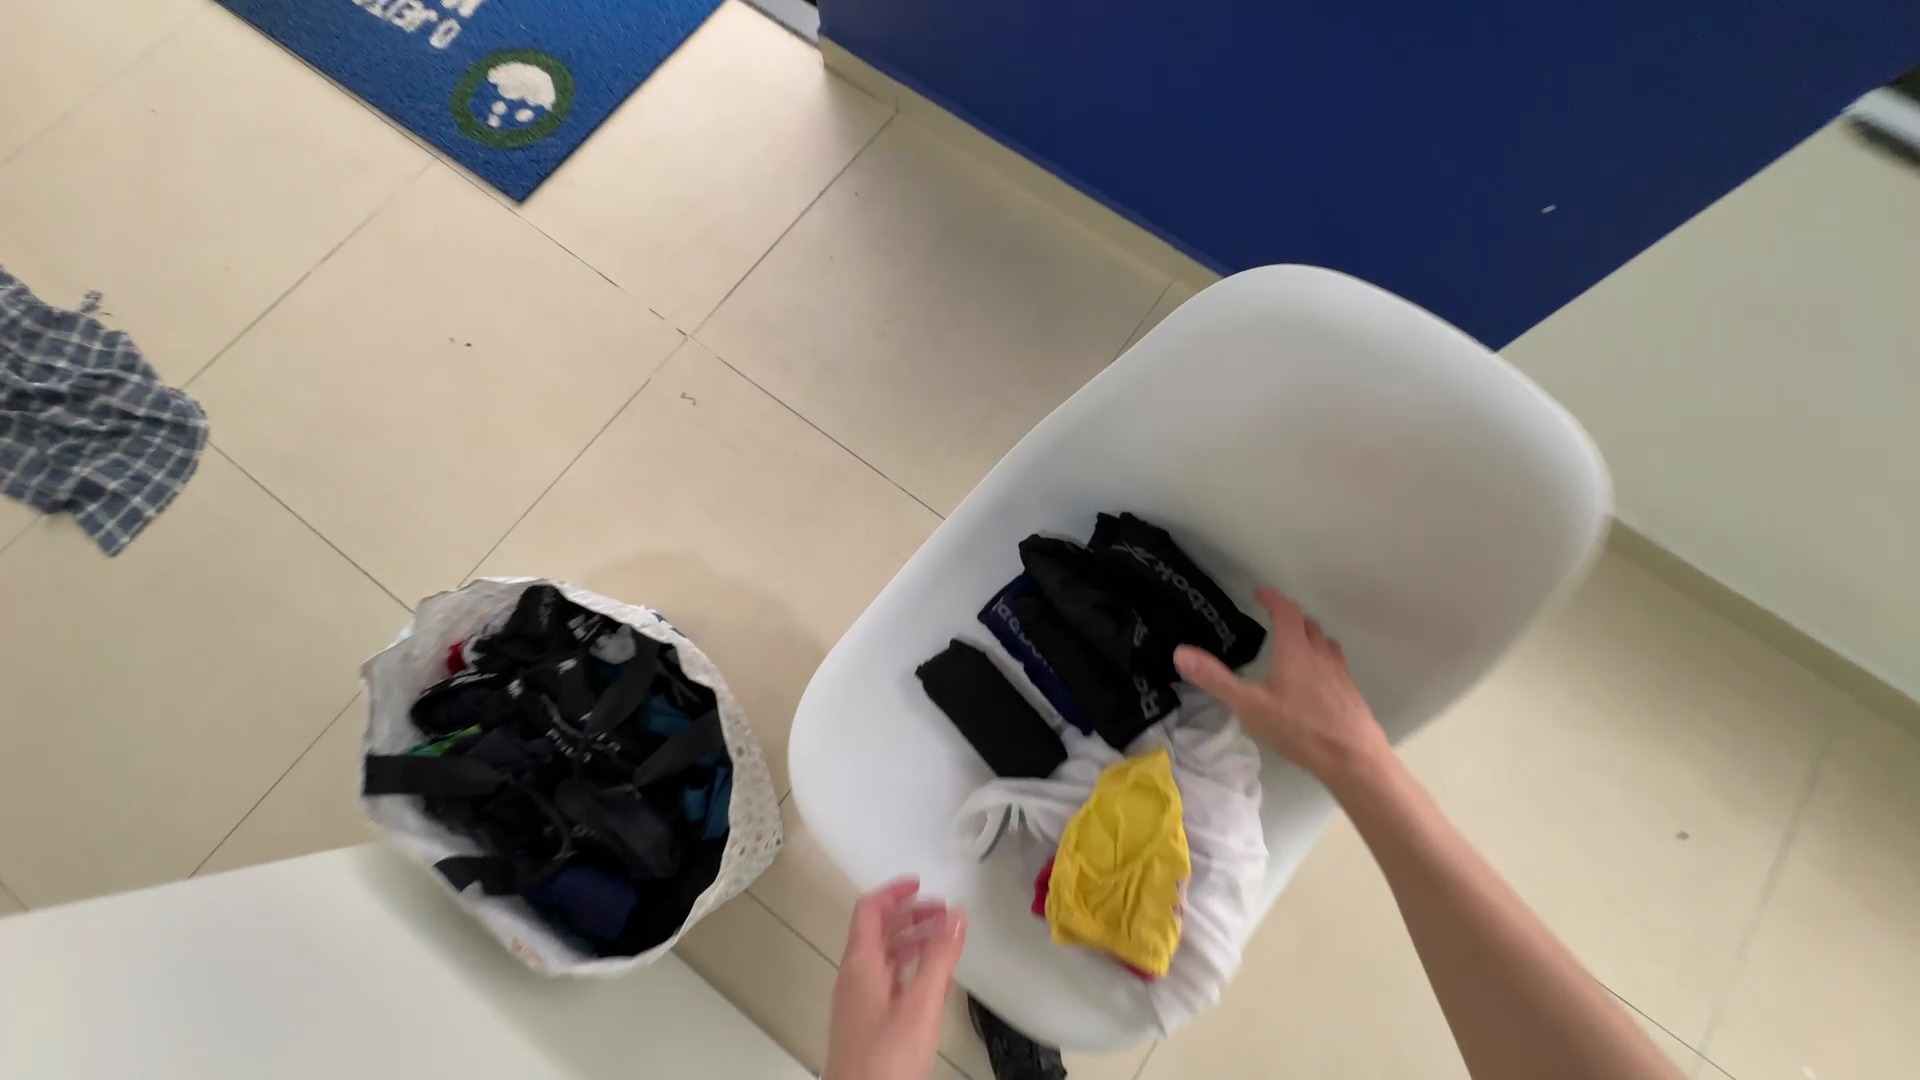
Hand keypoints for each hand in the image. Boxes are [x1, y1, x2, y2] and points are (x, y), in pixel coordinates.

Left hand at [824, 879, 967, 1079]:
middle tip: (943, 912)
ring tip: (944, 941)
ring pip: (884, 956)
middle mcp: (854, 976)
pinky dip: (909, 967)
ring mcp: (858, 1001)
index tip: (921, 883)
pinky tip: (933, 981)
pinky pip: (887, 980)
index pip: (870, 909)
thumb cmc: (886, 1059)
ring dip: (912, 940)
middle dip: (910, 915)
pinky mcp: (866, 1023)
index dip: (894, 891)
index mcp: (860, 963)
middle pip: (878, 930)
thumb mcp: (920, 1005)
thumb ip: (939, 957)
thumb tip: (957, 913)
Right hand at [1173, 586, 1387, 783]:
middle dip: (1290, 616)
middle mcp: (1321, 655)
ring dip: (1308, 636)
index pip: (1286, 612)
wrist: (1355, 760)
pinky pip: (1334, 664)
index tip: (1259, 592)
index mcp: (1295, 650)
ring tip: (1293, 645)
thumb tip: (1180, 652)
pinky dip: (1320, 659)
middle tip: (1272, 619)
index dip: (1272, 598)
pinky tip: (1311, 682)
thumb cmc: (1299, 729)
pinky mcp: (1350, 693)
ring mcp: (1340, 674)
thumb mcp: (1249, 705)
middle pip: (1308, 624)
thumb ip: (1215, 679)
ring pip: (1325, 643)